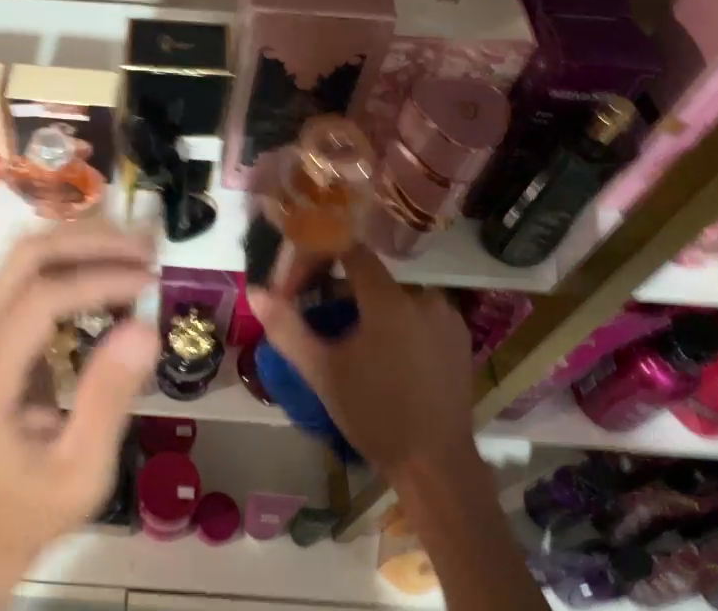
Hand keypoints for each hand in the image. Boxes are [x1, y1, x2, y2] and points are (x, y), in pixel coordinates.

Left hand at [0, 221, 161, 560]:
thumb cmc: (38, 503)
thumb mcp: (84, 470)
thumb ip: (108, 398)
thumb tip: (146, 327)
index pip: (40, 299)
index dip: (99, 279)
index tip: (152, 281)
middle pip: (26, 258)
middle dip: (91, 243)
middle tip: (148, 249)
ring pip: (24, 255)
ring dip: (81, 242)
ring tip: (136, 250)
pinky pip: (25, 272)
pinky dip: (70, 259)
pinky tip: (110, 268)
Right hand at [247, 248, 475, 481]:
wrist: (435, 464)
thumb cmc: (374, 414)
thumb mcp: (322, 372)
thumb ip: (287, 327)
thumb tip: (256, 292)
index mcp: (389, 301)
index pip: (352, 252)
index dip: (323, 256)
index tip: (303, 278)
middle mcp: (424, 298)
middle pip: (374, 278)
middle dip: (344, 291)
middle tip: (322, 320)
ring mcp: (448, 318)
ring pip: (397, 298)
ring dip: (373, 309)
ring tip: (353, 342)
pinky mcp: (461, 338)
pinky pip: (420, 316)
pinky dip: (400, 324)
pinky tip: (387, 355)